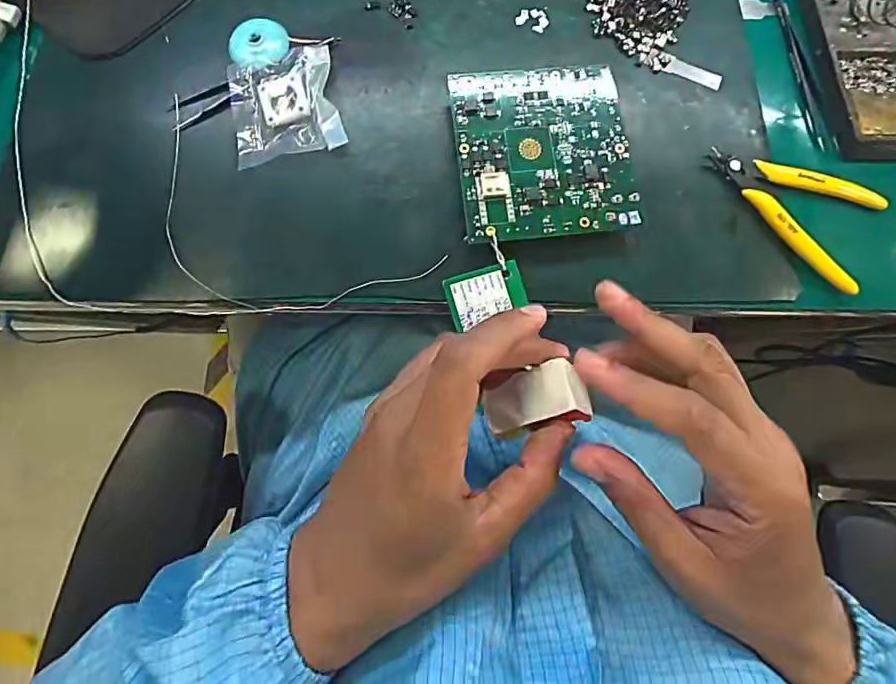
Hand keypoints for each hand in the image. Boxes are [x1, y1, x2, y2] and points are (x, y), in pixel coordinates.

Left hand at [288, 307, 575, 671]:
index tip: (542, 319)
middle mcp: (397, 412)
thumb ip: (529, 479)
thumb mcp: (484, 537)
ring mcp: (382, 407)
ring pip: (436, 355)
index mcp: (424, 444)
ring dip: (483, 348)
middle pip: (452, 350)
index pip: (460, 363)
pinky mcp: (378, 412)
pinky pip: (423, 371)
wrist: (333, 575)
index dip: (502, 332)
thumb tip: (562, 427)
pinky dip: (460, 363)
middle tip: (552, 355)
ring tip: (528, 366)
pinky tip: (487, 383)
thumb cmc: (411, 567)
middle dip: (505, 340)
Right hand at [571, 281, 855, 683]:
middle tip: (606, 294)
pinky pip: (709, 374)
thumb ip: (636, 503)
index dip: (637, 386)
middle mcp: (767, 442)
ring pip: (711, 360)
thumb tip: (582, 450)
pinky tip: (629, 353)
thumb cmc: (744, 597)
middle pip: (710, 366)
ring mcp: (762, 429)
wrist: (802, 615)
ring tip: (605, 326)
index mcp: (759, 482)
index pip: (695, 417)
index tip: (585, 364)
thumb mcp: (685, 566)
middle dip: (654, 326)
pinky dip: (666, 354)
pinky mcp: (748, 425)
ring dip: (658, 335)